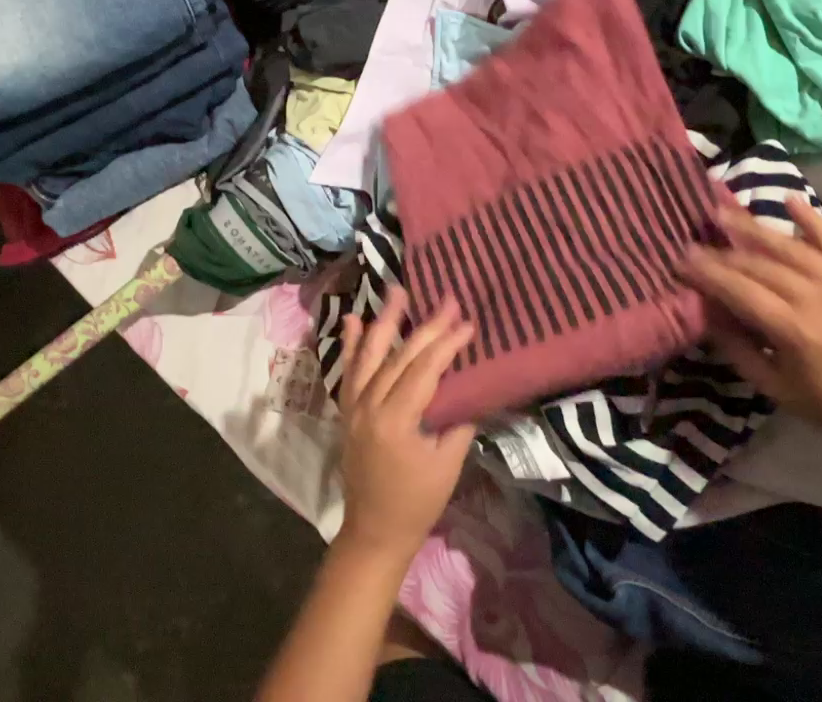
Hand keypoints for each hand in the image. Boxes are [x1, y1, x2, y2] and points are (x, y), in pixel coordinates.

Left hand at [335, 290, 476, 562]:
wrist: (375, 530)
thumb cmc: (418, 501)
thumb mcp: (448, 463)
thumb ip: (458, 419)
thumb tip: (474, 384)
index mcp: (395, 420)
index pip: (424, 370)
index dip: (447, 343)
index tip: (468, 323)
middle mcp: (368, 406)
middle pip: (399, 356)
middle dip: (426, 326)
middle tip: (447, 300)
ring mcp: (353, 407)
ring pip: (369, 355)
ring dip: (384, 321)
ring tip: (397, 292)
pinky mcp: (347, 411)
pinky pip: (349, 371)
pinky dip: (353, 344)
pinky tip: (355, 321)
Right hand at [677, 196, 821, 452]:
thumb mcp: (781, 391)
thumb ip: (741, 351)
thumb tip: (709, 317)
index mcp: (791, 328)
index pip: (735, 288)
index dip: (703, 272)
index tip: (676, 260)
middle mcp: (813, 295)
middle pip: (756, 263)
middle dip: (718, 250)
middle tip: (689, 238)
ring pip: (787, 246)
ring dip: (751, 226)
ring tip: (720, 210)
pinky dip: (811, 220)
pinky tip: (790, 200)